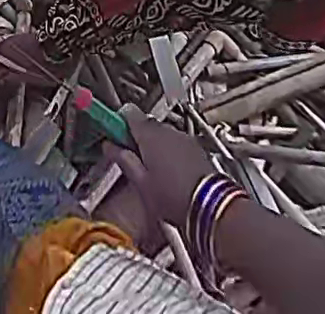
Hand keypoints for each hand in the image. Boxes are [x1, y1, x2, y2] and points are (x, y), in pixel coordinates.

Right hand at [117, 106, 221, 226]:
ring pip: (162, 135)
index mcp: (148, 133)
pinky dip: (171, 154)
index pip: (127, 113)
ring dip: (155, 147)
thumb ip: (122, 159)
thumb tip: (110, 147)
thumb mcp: (141, 181)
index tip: (115, 137)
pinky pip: (177, 145)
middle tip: (133, 161)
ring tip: (154, 173)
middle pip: (145, 124)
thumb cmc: (175, 197)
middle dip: (137, 139)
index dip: (118, 123)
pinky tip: (172, 176)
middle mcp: (167, 130)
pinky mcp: (197, 150)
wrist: (214, 210)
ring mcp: (184, 138)